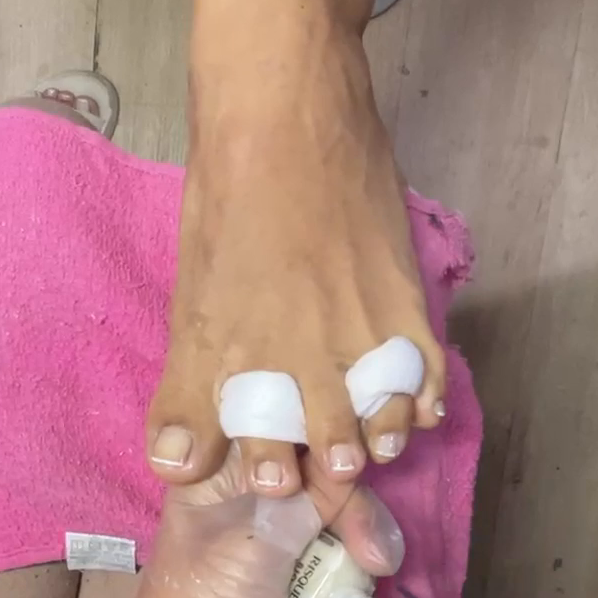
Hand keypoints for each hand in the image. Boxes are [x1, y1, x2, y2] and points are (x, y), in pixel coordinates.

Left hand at [46, 442, 401, 597]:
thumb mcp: (254, 549)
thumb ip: (307, 499)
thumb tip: (353, 452)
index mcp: (211, 474)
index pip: (277, 430)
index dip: (325, 440)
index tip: (366, 467)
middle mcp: (237, 497)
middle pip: (313, 474)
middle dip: (351, 511)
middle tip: (376, 557)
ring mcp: (261, 538)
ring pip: (327, 518)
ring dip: (356, 548)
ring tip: (374, 583)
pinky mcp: (282, 577)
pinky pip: (327, 558)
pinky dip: (345, 576)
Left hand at [149, 13, 445, 496]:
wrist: (284, 118)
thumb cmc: (225, 206)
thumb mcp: (190, 300)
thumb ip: (185, 389)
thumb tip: (174, 467)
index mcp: (242, 360)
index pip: (262, 450)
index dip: (270, 472)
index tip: (271, 478)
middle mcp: (307, 357)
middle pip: (330, 444)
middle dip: (324, 468)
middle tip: (327, 472)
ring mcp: (362, 331)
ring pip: (381, 418)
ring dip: (375, 442)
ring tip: (368, 452)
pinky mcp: (405, 300)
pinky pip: (423, 372)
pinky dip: (419, 400)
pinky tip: (413, 412)